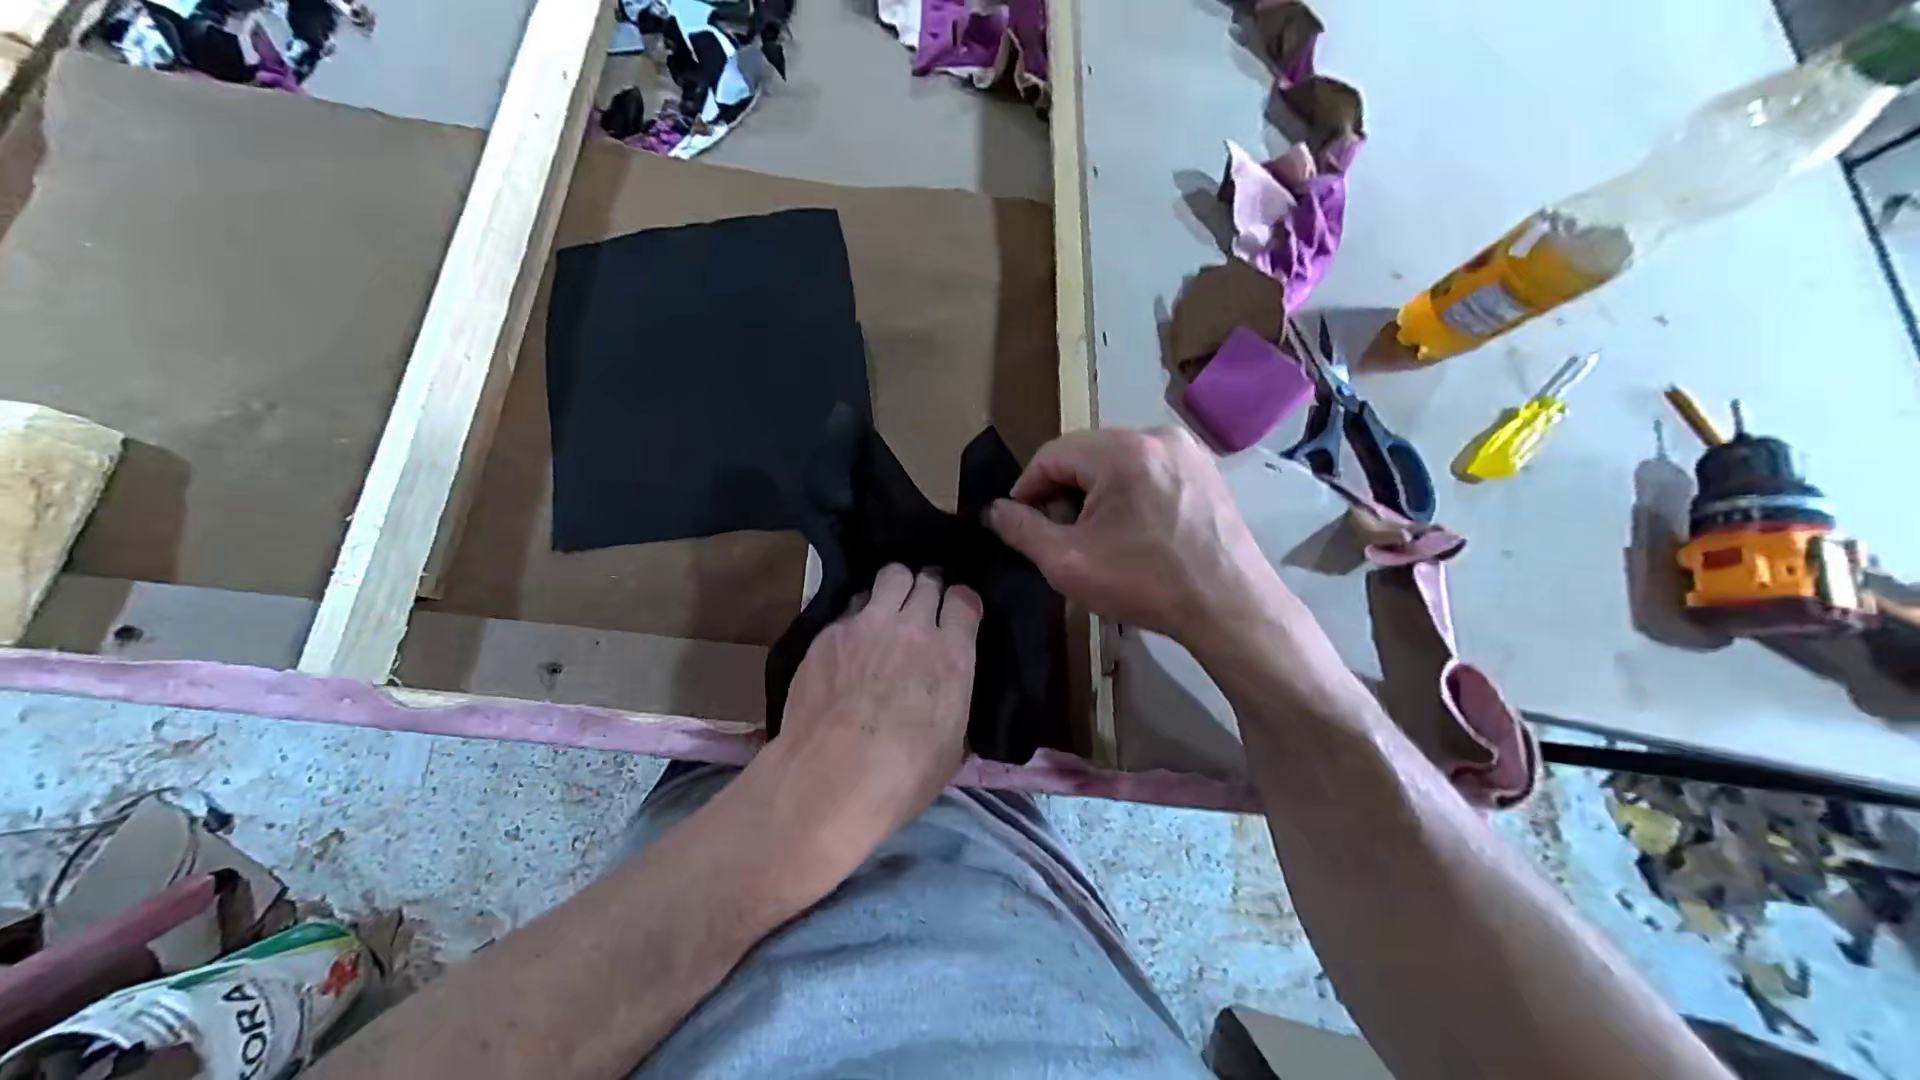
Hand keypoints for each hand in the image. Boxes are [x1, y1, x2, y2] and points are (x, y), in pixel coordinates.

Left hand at [776, 564, 982, 826]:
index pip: (964, 598)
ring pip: (889, 576)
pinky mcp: (828, 633)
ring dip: (894, 589)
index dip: (961, 603)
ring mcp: (866, 624)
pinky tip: (850, 645)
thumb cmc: (905, 775)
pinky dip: (858, 618)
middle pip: (926, 579)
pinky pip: (850, 607)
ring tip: (887, 612)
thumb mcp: (954, 742)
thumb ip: (956, 698)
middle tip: (921, 608)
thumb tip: (952, 689)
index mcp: (951, 655)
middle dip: (928, 588)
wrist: (831, 781)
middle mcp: (912, 628)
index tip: (956, 614)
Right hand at [986, 427, 1286, 645]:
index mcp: (1123, 450)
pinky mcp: (1206, 470)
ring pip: (1117, 462)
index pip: (1052, 454)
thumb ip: (1021, 530)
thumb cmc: (1145, 584)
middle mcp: (1158, 435)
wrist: (1231, 608)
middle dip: (1063, 491)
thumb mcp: (1067, 562)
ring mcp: (1188, 451)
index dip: (1027, 489)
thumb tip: (993, 510)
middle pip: (1086, 454)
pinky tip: (1131, 531)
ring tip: (1094, 536)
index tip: (1021, 523)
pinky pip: (1148, 470)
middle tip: (1059, 535)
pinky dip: (1128, 493)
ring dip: (1094, 493)